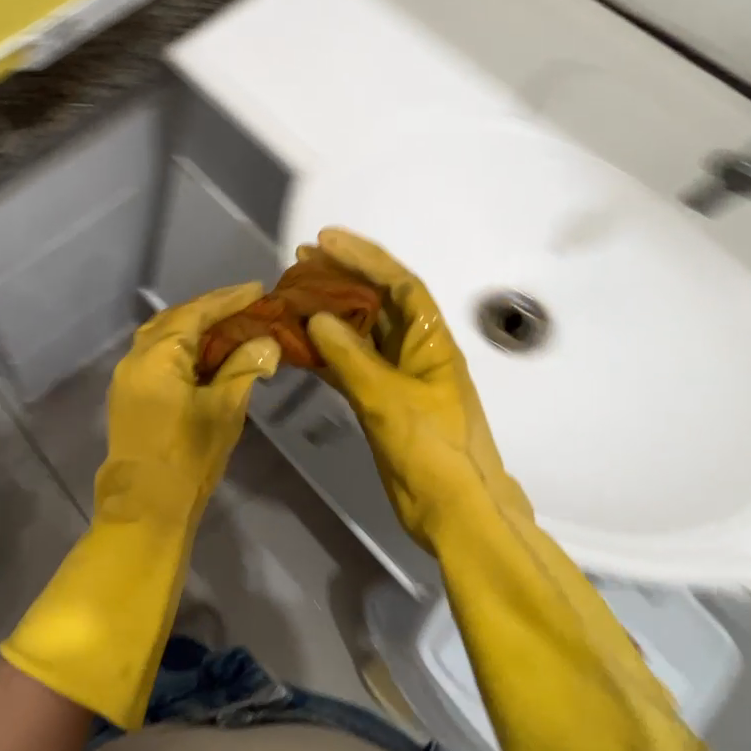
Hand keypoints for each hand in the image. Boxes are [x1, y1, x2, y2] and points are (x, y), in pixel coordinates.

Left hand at [99, 283, 281, 520]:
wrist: (145, 503)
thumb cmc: (188, 454)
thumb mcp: (225, 409)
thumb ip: (243, 367)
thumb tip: (265, 340)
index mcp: (158, 353)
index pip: (196, 312)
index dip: (228, 300)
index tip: (257, 289)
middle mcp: (136, 356)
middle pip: (175, 320)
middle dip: (211, 311)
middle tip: (247, 307)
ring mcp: (127, 375)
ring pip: (162, 337)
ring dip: (194, 329)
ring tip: (230, 328)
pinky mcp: (127, 394)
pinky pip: (155, 356)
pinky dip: (181, 349)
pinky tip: (204, 355)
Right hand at [302, 228, 531, 540]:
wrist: (457, 511)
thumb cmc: (431, 450)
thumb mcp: (388, 400)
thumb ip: (350, 356)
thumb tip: (316, 318)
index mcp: (431, 343)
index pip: (399, 284)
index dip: (364, 257)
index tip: (325, 239)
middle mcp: (416, 352)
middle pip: (379, 301)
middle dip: (342, 276)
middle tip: (300, 260)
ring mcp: (399, 377)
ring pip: (361, 331)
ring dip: (329, 311)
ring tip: (293, 294)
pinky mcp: (383, 401)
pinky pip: (349, 363)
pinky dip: (324, 350)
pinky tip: (297, 342)